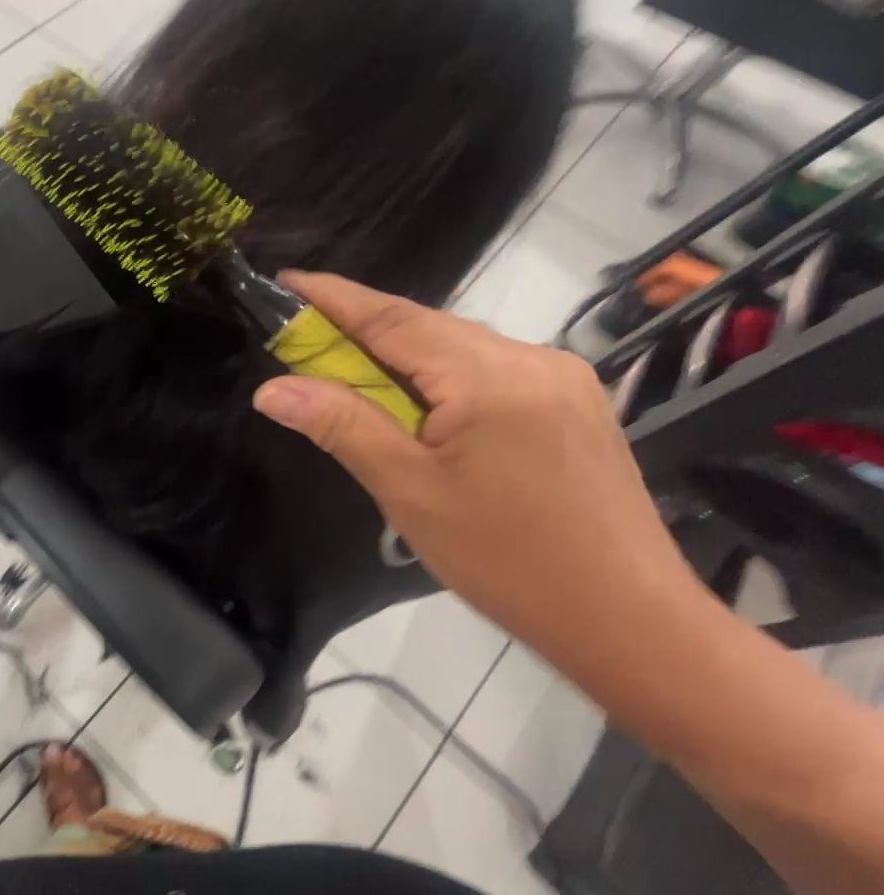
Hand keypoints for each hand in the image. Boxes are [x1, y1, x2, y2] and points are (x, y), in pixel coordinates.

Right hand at [248, 271, 697, 648]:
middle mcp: (532, 359)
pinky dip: (439, 375)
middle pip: (427, 327)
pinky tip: (417, 406)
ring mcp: (561, 379)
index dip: (332, 298)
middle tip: (300, 339)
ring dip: (399, 356)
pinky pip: (489, 369)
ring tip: (350, 378)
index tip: (284, 282)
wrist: (629, 619)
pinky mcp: (574, 403)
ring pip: (458, 348)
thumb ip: (342, 426)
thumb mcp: (407, 491)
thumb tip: (272, 389)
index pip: (392, 319)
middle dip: (360, 329)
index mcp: (489, 377)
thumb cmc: (506, 559)